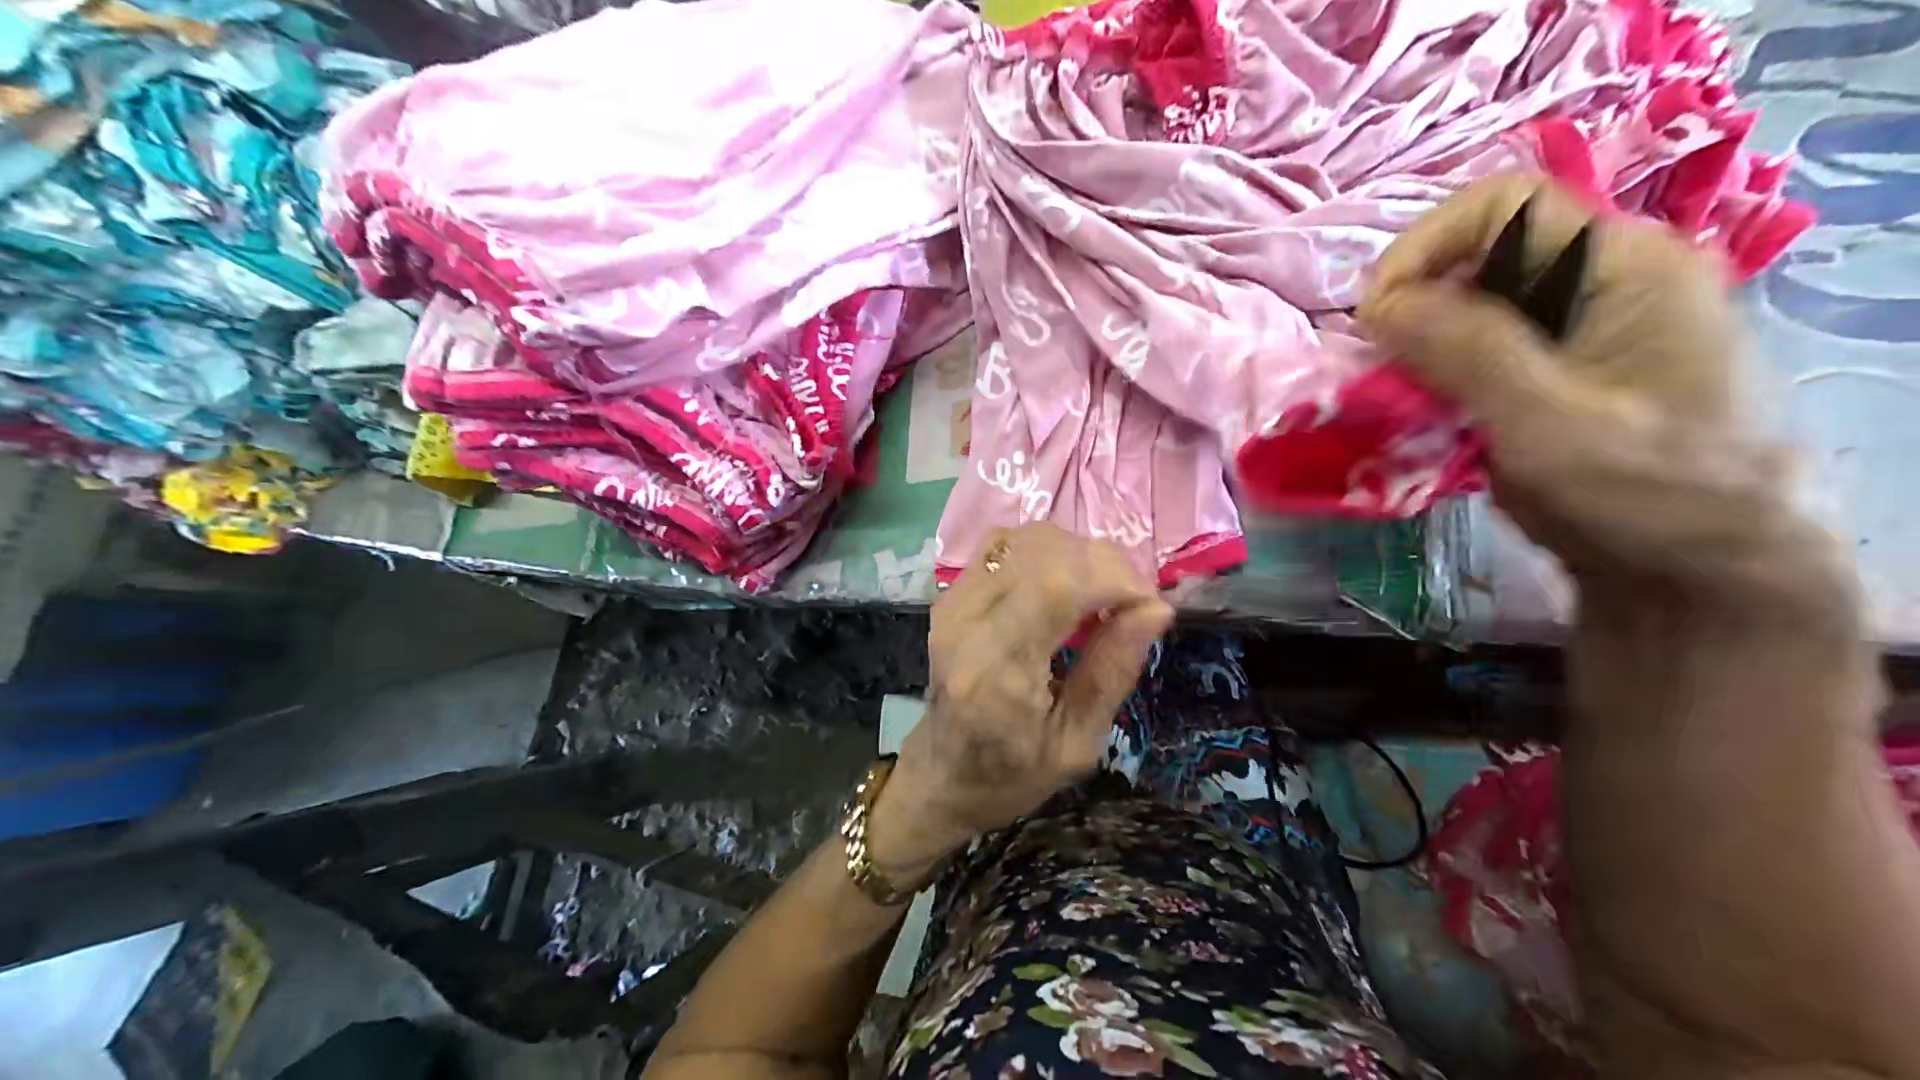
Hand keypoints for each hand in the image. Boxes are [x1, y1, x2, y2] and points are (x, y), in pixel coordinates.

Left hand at [864, 524, 1172, 884]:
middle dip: (1104, 565)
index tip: (1150, 606)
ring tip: (1103, 593)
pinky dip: (1048, 553)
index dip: (1114, 579)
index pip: (1056, 587)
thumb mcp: (1077, 744)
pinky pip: (1005, 546)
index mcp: (996, 671)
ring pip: (1026, 539)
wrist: (943, 774)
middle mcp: (966, 623)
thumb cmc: (1012, 774)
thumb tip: (1157, 608)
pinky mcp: (950, 594)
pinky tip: (1066, 583)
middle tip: (1133, 602)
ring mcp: (952, 602)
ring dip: (1077, 554)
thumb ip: (1113, 671)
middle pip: (1044, 553)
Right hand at [1359, 174, 1848, 619]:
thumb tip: (1378, 302)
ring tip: (1386, 394)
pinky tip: (1415, 414)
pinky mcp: (1547, 378)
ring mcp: (1572, 334)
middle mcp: (1597, 284)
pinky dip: (1429, 377)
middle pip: (1477, 256)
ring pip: (1466, 309)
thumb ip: (1468, 352)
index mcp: (1622, 266)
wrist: (1703, 573)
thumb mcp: (1552, 422)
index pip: (1504, 205)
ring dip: (1413, 346)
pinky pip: (1471, 355)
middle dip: (1411, 302)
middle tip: (1373, 363)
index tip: (1374, 313)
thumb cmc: (1650, 492)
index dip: (1425, 244)